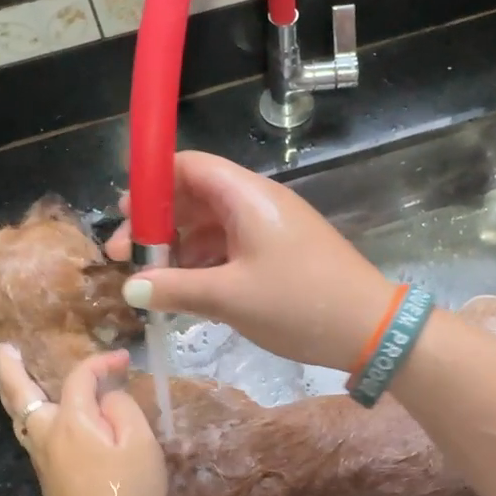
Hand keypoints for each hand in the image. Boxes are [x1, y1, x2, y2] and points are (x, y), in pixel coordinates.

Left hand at [0, 344, 165, 495]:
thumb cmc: (129, 494)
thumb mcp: (140, 444)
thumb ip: (122, 409)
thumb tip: (106, 397)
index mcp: (71, 424)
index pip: (79, 378)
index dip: (100, 363)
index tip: (124, 360)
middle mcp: (47, 437)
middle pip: (21, 396)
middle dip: (11, 368)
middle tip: (3, 346)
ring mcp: (43, 460)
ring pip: (20, 417)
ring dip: (11, 391)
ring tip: (4, 373)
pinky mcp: (48, 479)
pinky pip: (29, 433)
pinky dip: (24, 411)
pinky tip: (33, 413)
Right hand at [104, 151, 393, 370]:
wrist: (371, 329)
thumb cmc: (299, 303)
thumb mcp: (230, 298)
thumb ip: (175, 289)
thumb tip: (130, 288)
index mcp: (247, 196)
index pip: (189, 166)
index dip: (152, 183)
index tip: (123, 216)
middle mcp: (258, 203)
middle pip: (196, 196)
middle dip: (158, 224)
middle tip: (126, 258)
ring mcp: (272, 228)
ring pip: (212, 226)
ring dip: (180, 249)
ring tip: (154, 283)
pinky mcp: (281, 253)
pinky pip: (232, 247)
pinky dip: (206, 264)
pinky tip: (188, 293)